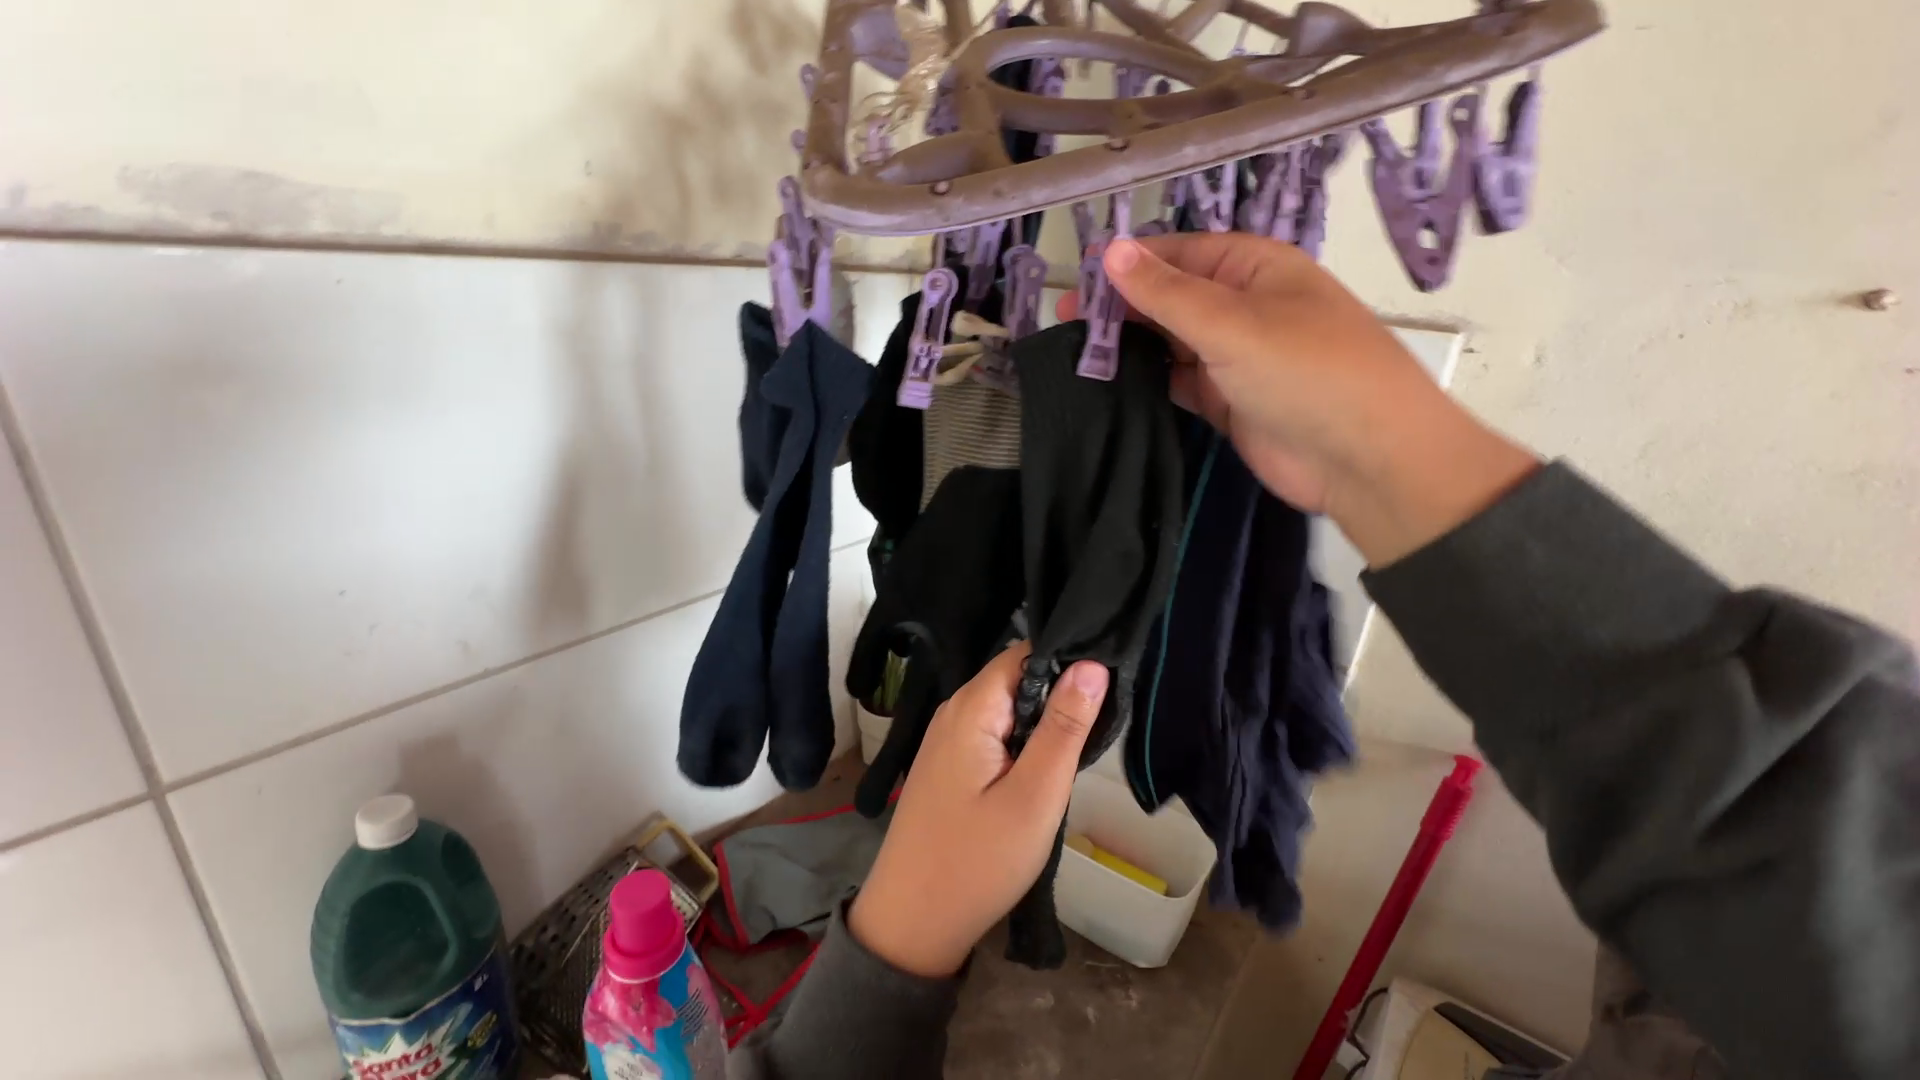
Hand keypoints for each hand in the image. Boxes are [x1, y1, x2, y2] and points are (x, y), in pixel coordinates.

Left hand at [849, 643, 1108, 976]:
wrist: (914, 921)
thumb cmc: (979, 860)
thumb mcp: (1035, 795)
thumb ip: (1064, 727)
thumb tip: (1091, 664)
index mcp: (971, 708)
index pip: (1025, 653)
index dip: (1068, 659)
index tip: (1111, 682)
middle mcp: (953, 712)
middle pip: (1016, 678)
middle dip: (1059, 693)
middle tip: (1103, 724)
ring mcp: (947, 739)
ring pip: (1007, 708)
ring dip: (1042, 723)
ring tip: (1081, 747)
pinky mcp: (949, 765)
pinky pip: (993, 734)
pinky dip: (1022, 744)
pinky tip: (1043, 769)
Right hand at [1065, 233, 1538, 564]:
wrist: (1362, 458)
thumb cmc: (1306, 371)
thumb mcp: (1232, 323)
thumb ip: (1167, 292)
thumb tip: (1110, 249)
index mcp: (1253, 267)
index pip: (1178, 253)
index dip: (1127, 263)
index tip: (1076, 280)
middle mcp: (1242, 305)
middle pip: (1170, 296)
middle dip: (1121, 306)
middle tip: (1064, 321)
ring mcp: (1234, 356)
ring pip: (1169, 342)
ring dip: (1129, 346)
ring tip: (1075, 353)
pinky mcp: (1226, 401)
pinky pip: (1176, 382)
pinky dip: (1145, 382)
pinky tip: (1107, 385)